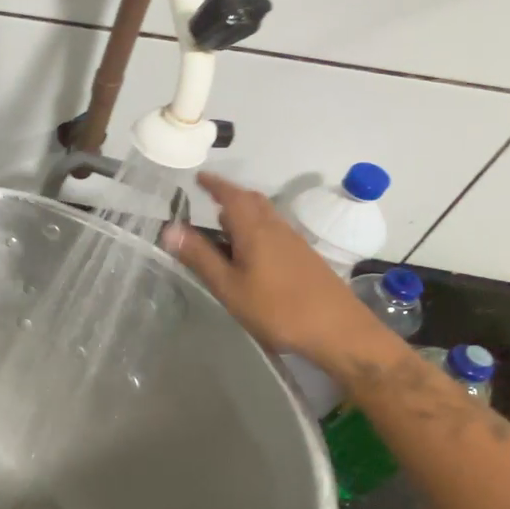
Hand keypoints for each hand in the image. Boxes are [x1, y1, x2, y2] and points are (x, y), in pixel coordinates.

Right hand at [162, 172, 386, 360]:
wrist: (339, 331)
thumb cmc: (277, 309)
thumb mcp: (229, 287)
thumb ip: (200, 257)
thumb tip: (170, 228)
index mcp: (255, 231)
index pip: (232, 196)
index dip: (215, 185)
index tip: (198, 177)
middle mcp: (276, 229)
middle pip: (252, 201)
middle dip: (230, 196)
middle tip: (208, 199)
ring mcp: (295, 243)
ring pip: (265, 216)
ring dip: (244, 213)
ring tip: (222, 228)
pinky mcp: (305, 258)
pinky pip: (275, 230)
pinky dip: (256, 228)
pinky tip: (250, 252)